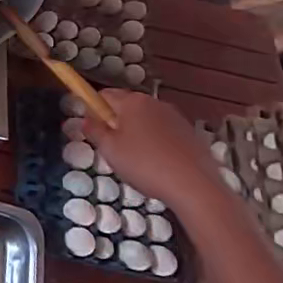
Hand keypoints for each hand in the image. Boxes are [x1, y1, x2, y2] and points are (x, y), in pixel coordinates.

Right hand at [87, 89, 225, 214]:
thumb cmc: (145, 165)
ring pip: (146, 119)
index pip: (103, 95)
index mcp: (132, 101)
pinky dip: (157, 142)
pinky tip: (159, 164)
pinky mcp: (191, 133)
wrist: (196, 187)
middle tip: (113, 147)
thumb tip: (86, 119)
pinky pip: (164, 131)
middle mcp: (154, 102)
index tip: (93, 129)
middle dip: (116, 121)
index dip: (93, 109)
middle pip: (126, 105)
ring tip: (138, 159)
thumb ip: (94, 130)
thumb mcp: (109, 150)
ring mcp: (175, 117)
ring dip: (137, 132)